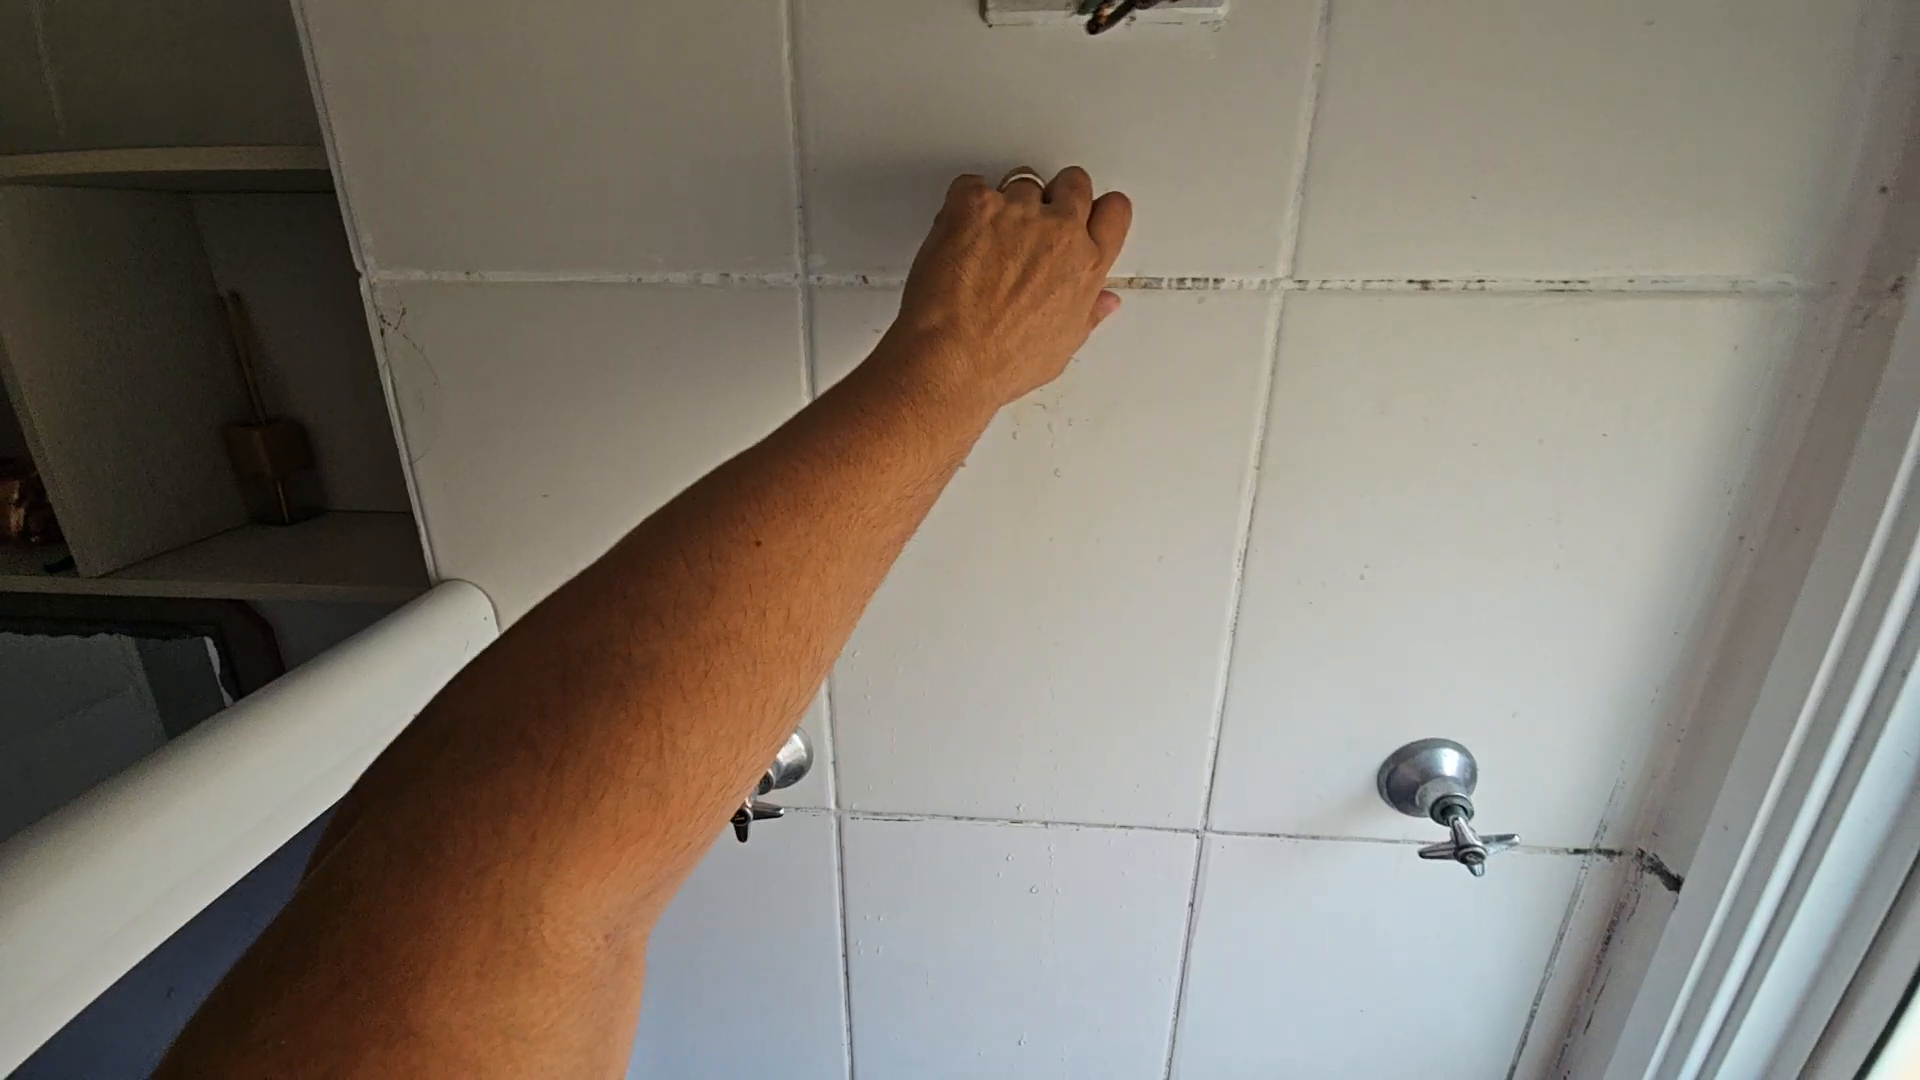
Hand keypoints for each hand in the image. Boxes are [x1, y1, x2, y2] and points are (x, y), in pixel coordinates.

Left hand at [886, 166, 1131, 414]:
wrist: (951, 359)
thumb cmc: (1002, 363)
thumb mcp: (1060, 348)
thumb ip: (1087, 314)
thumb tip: (1104, 302)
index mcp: (1087, 266)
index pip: (1114, 211)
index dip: (1095, 211)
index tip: (1080, 218)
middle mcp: (1059, 231)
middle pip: (1073, 183)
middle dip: (1055, 197)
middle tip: (1030, 227)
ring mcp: (1018, 212)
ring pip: (1022, 182)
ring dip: (1007, 205)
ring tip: (984, 244)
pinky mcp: (975, 204)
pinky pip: (973, 184)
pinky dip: (965, 204)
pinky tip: (958, 238)